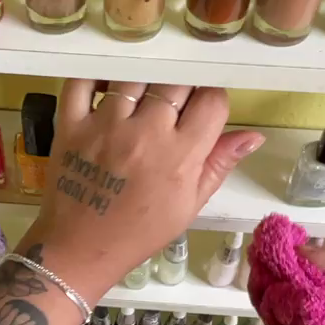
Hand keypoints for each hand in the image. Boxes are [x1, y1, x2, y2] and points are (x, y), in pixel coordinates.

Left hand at [19, 80, 262, 296]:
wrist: (81, 249)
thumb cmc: (140, 231)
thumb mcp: (189, 206)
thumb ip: (218, 165)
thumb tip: (253, 136)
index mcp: (180, 155)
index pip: (212, 100)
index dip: (213, 100)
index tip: (204, 110)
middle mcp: (145, 133)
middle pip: (176, 81)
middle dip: (183, 87)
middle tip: (174, 104)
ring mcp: (105, 126)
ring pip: (134, 76)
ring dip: (144, 80)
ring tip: (144, 96)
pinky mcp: (71, 125)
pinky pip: (82, 82)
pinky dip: (96, 75)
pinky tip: (109, 84)